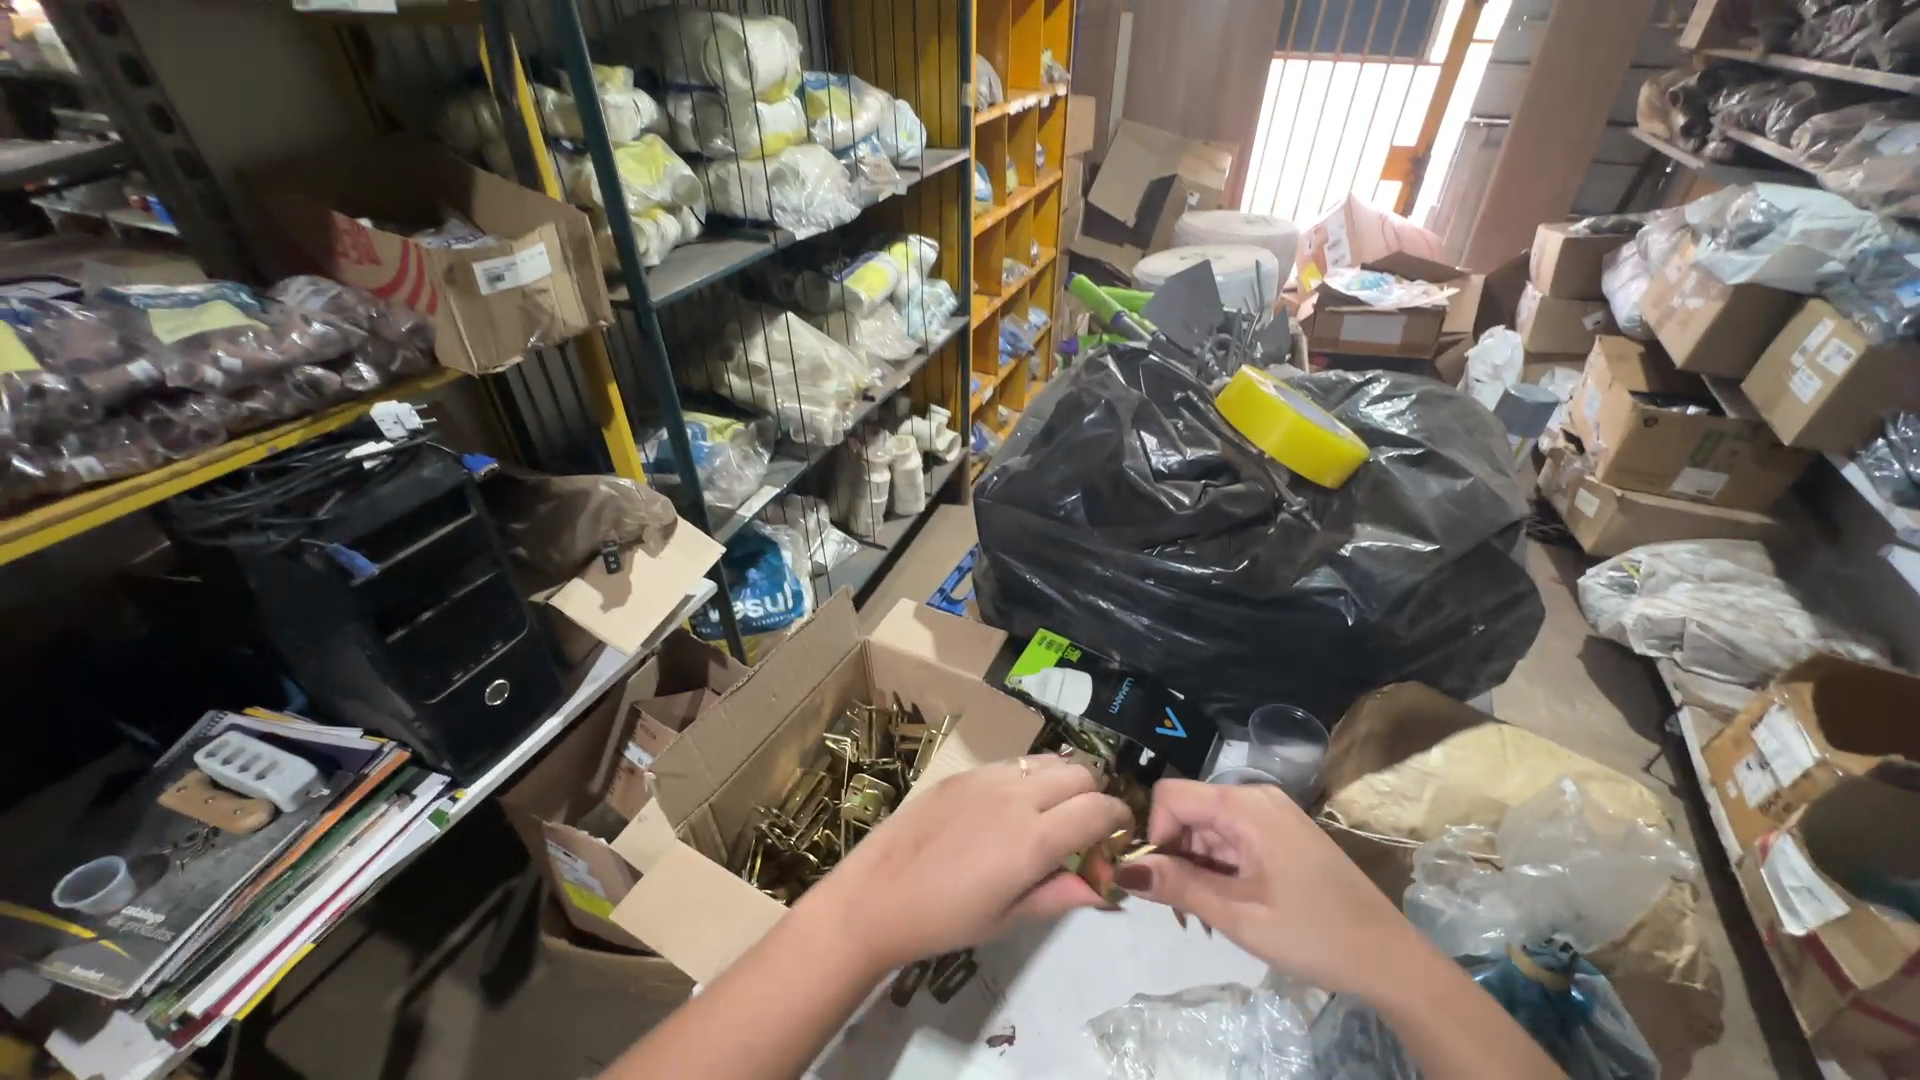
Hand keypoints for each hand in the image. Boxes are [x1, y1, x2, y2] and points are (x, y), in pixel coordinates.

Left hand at [793, 755, 1132, 972]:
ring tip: (1050, 814)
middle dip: (1095, 796)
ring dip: (1064, 781)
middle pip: (1082, 773)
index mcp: (1033, 839)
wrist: (875, 896)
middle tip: (1083, 829)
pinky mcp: (964, 773)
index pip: (1100, 809)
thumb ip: (1061, 893)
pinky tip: (1011, 807)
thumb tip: (1104, 886)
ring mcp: (988, 777)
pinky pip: (1014, 762)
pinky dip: (1030, 777)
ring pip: (1049, 760)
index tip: (1116, 838)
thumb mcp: (1008, 917)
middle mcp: (1017, 796)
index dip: (1119, 820)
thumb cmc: (944, 920)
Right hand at [1116, 779, 1425, 996]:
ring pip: (1207, 829)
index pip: (1170, 796)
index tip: (1162, 882)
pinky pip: (1232, 838)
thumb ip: (1178, 886)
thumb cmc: (1313, 934)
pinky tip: (1230, 907)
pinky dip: (1220, 869)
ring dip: (1196, 868)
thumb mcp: (1237, 915)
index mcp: (1245, 806)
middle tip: (1184, 913)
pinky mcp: (1282, 833)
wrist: (1389, 959)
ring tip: (1210, 918)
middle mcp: (1256, 798)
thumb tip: (1123, 869)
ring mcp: (1272, 814)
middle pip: (1188, 812)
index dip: (1155, 835)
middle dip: (1174, 857)